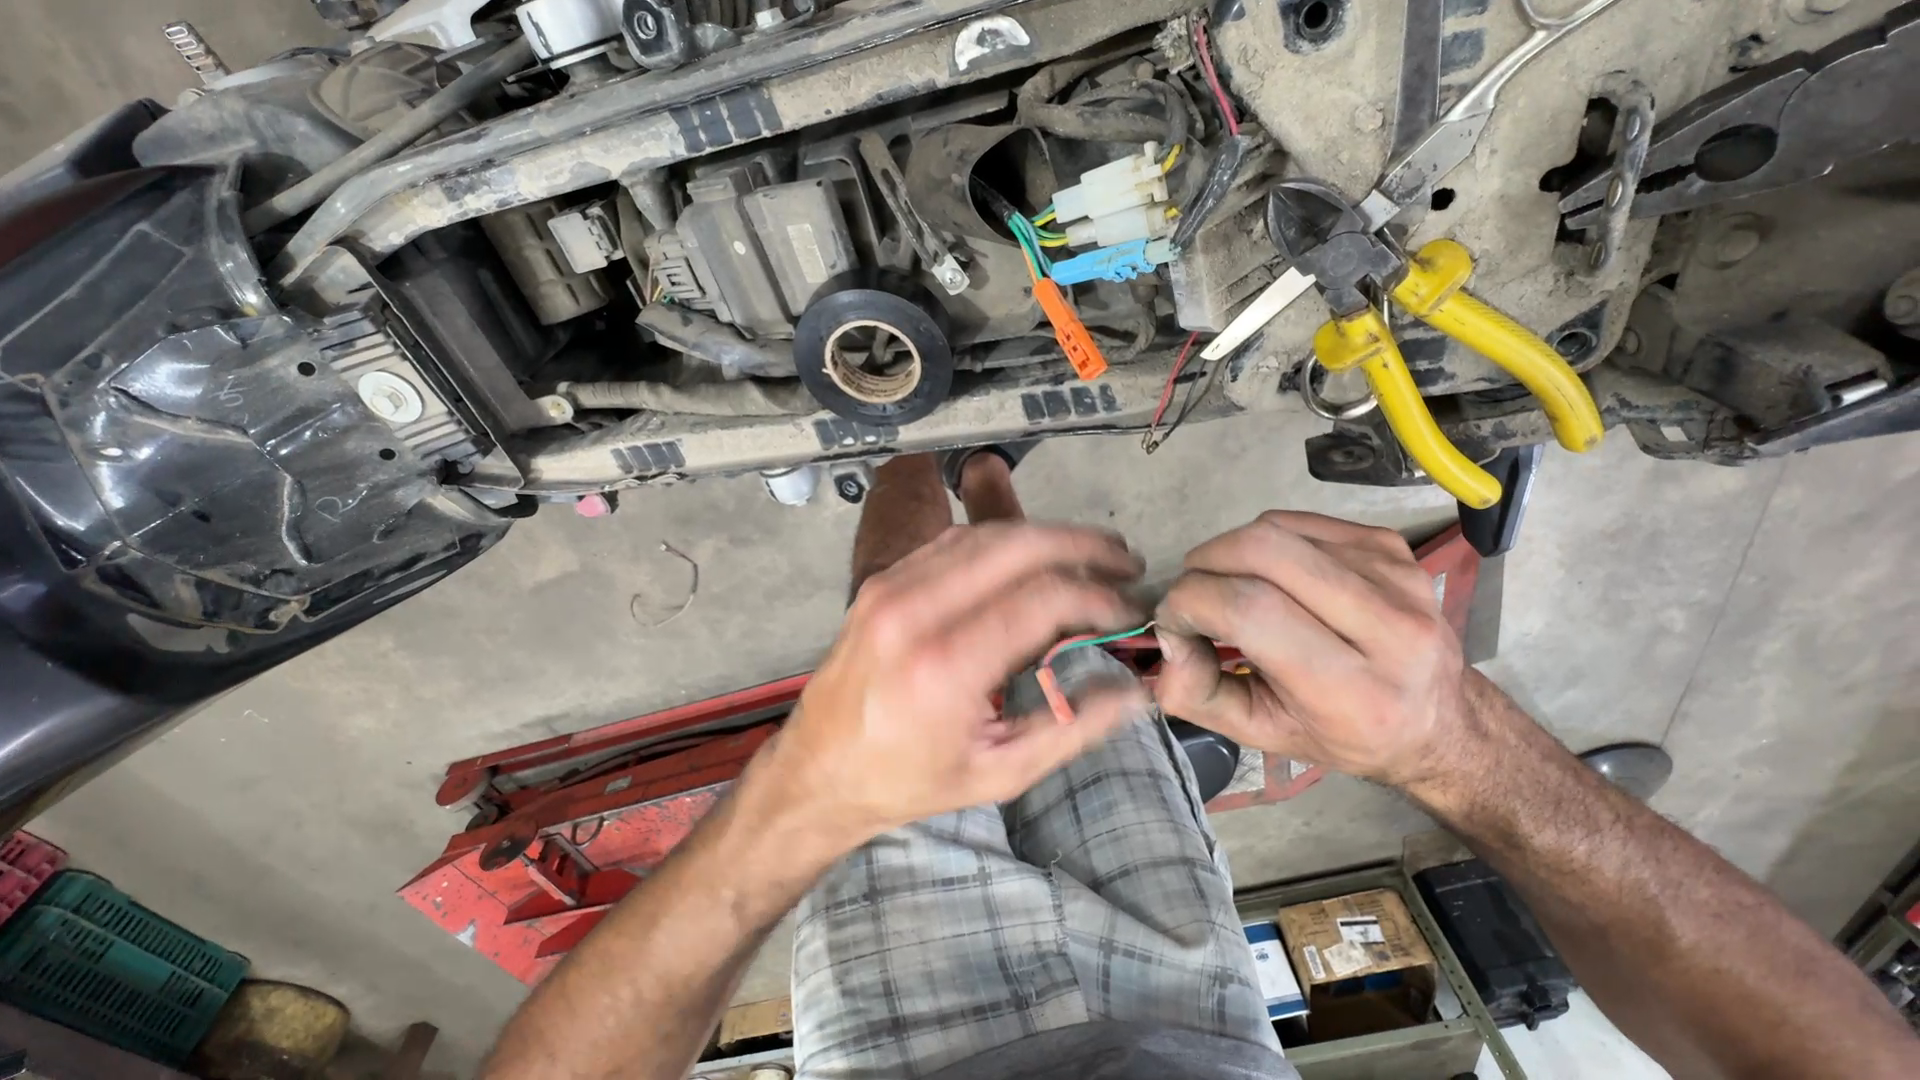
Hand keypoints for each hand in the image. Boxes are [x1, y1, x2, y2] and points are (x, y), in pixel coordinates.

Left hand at [764, 523, 1150, 843]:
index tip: (1128, 612)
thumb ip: (1074, 728)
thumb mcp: (999, 773)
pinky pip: (953, 543)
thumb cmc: (909, 781)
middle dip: (1083, 545)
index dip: (1099, 597)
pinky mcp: (880, 581)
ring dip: (1046, 536)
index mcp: (945, 665)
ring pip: (985, 535)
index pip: (1043, 598)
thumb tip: (1136, 690)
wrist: (818, 771)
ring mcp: (890, 588)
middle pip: (1018, 546)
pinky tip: (1031, 556)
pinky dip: (1002, 541)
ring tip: (1091, 553)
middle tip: (1126, 562)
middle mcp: (914, 611)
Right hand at [1152, 511, 1470, 789]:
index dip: (1190, 603)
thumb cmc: (1343, 735)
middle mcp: (1386, 627)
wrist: (1439, 719)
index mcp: (1352, 690)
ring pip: (1277, 529)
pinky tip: (1269, 574)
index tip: (1174, 622)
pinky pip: (1300, 522)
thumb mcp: (1261, 735)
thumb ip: (1198, 695)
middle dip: (1204, 564)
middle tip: (1191, 593)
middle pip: (1264, 552)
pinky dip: (1265, 541)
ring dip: (1229, 551)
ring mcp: (1395, 576)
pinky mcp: (1393, 546)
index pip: (1251, 610)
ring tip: (1228, 585)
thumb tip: (1167, 638)